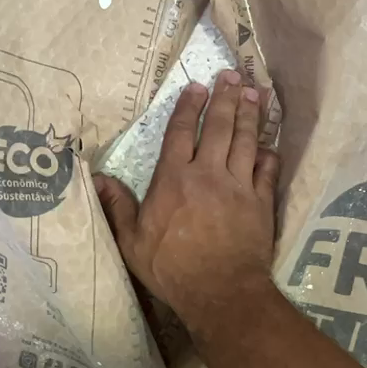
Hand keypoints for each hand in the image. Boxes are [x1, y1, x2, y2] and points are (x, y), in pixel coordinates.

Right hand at [95, 71, 279, 329]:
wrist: (220, 291)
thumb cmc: (171, 267)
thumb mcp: (131, 240)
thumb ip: (118, 206)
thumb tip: (97, 179)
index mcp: (174, 179)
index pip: (180, 133)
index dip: (188, 108)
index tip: (196, 87)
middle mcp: (208, 174)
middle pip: (218, 128)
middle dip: (225, 99)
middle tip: (233, 76)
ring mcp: (239, 187)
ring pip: (245, 142)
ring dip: (250, 115)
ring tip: (254, 93)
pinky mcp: (261, 203)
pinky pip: (267, 171)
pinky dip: (268, 154)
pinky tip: (269, 144)